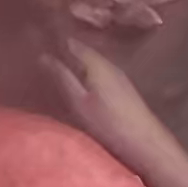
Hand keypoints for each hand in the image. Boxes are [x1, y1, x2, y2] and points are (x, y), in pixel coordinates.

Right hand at [41, 37, 174, 169]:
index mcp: (96, 62)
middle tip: (43, 56)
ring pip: (91, 63)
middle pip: (82, 51)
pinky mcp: (124, 89)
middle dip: (64, 51)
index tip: (38, 42)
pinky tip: (79, 84)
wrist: (149, 146)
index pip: (72, 42)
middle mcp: (109, 64)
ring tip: (56, 69)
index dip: (56, 40)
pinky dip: (86, 74)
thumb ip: (61, 76)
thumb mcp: (78, 102)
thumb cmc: (109, 124)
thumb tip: (43, 55)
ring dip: (75, 64)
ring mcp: (119, 76)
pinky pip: (99, 73)